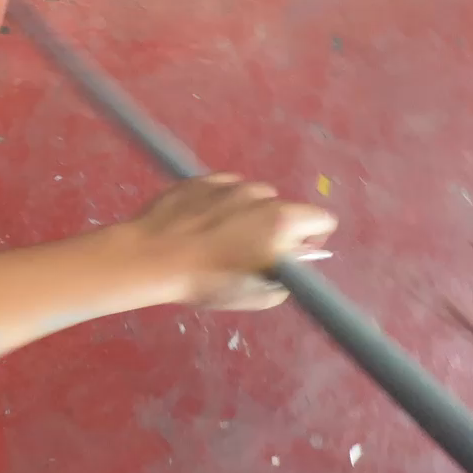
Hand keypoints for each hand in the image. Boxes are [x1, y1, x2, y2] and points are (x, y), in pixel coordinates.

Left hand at [123, 174, 336, 309]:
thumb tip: (293, 257)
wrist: (150, 256)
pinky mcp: (194, 179)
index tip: (289, 253)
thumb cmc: (208, 281)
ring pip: (250, 194)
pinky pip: (220, 186)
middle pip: (283, 206)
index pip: (321, 219)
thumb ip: (290, 273)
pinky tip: (201, 218)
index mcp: (281, 220)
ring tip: (221, 233)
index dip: (311, 239)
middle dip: (276, 225)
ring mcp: (223, 183)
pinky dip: (218, 199)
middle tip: (250, 247)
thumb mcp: (263, 293)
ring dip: (246, 210)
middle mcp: (256, 194)